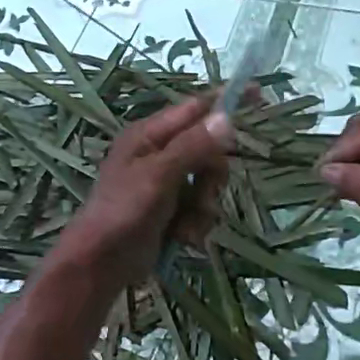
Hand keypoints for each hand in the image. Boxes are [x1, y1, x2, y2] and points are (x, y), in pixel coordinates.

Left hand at [54, 94, 234, 287]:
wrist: (100, 264)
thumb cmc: (122, 212)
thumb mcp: (158, 176)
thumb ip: (193, 147)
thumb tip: (226, 118)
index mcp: (150, 134)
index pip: (196, 107)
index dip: (225, 102)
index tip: (259, 95)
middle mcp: (159, 153)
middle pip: (209, 150)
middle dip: (211, 177)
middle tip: (202, 194)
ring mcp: (166, 182)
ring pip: (208, 183)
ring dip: (203, 208)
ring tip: (183, 224)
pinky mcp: (171, 210)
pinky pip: (201, 209)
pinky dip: (195, 224)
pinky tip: (180, 237)